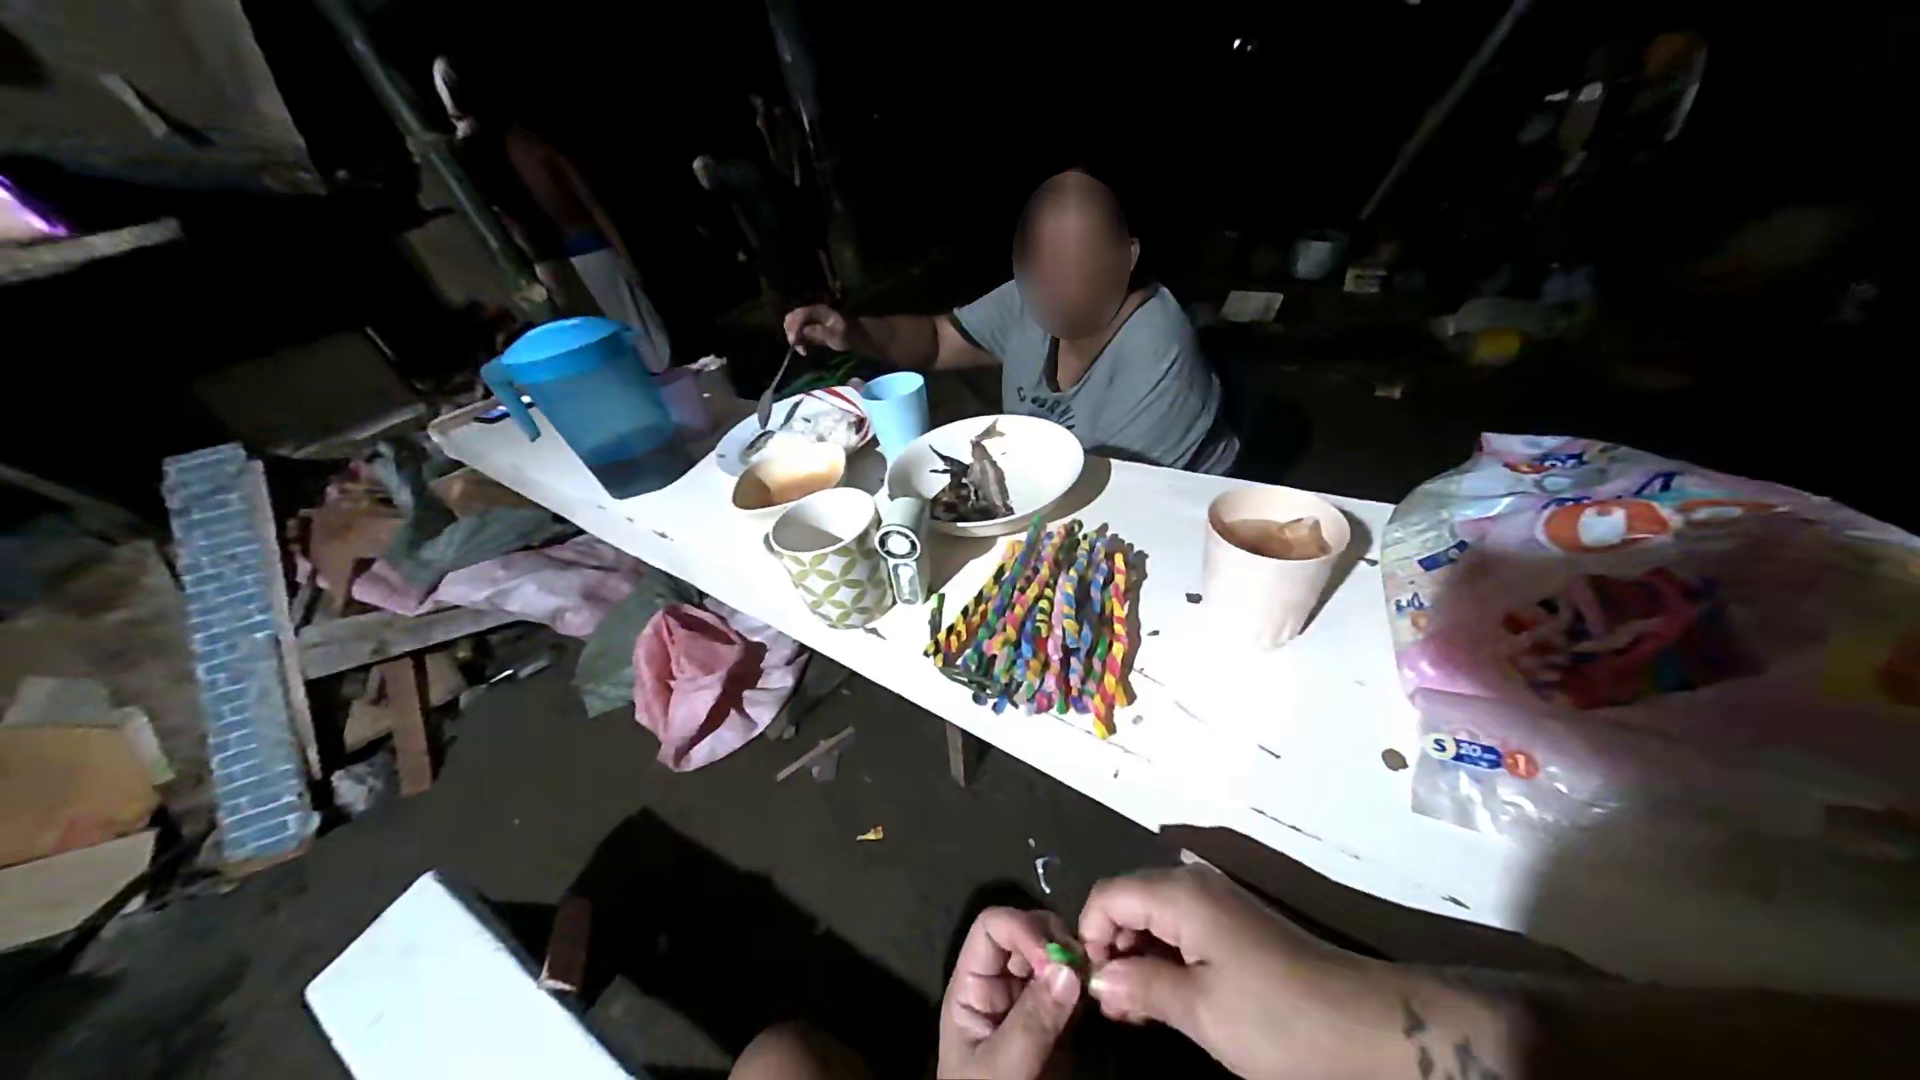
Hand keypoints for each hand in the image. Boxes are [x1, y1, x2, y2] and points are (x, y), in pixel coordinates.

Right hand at [783, 304, 854, 353]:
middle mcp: (811, 313)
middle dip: (791, 332)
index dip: (794, 327)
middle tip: (796, 346)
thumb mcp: (836, 334)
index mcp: (817, 311)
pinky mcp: (810, 329)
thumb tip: (803, 331)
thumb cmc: (847, 334)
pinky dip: (798, 342)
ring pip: (793, 326)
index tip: (795, 341)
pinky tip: (804, 351)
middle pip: (791, 318)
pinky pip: (798, 334)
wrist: (855, 337)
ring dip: (794, 338)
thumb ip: (819, 332)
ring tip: (802, 350)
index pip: (799, 315)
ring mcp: (810, 321)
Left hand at [938, 907, 1082, 1079]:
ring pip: (1054, 956)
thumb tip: (1067, 967)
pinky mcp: (1058, 1026)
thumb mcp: (998, 1072)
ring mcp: (1030, 1002)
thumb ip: (1030, 1023)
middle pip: (1027, 933)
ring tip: (1096, 979)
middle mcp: (1002, 984)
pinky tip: (1101, 994)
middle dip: (1055, 939)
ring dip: (1076, 958)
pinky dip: (1088, 984)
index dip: (1022, 929)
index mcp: (973, 985)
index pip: (992, 928)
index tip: (1054, 958)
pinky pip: (1073, 989)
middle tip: (1084, 967)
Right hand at [1080, 866, 1405, 1079]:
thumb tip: (1098, 979)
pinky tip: (1164, 995)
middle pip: (1128, 899)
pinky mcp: (1231, 922)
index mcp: (1180, 895)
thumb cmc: (1277, 1019)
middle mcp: (1192, 884)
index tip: (1092, 984)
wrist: (1366, 1026)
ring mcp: (1215, 901)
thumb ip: (1141, 987)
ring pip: (1152, 913)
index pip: (1108, 895)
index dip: (1089, 933)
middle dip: (1111, 945)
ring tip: (1133, 1007)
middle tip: (1111, 1002)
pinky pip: (1179, 926)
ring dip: (1136, 954)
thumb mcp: (1202, 1012)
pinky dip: (1163, 954)